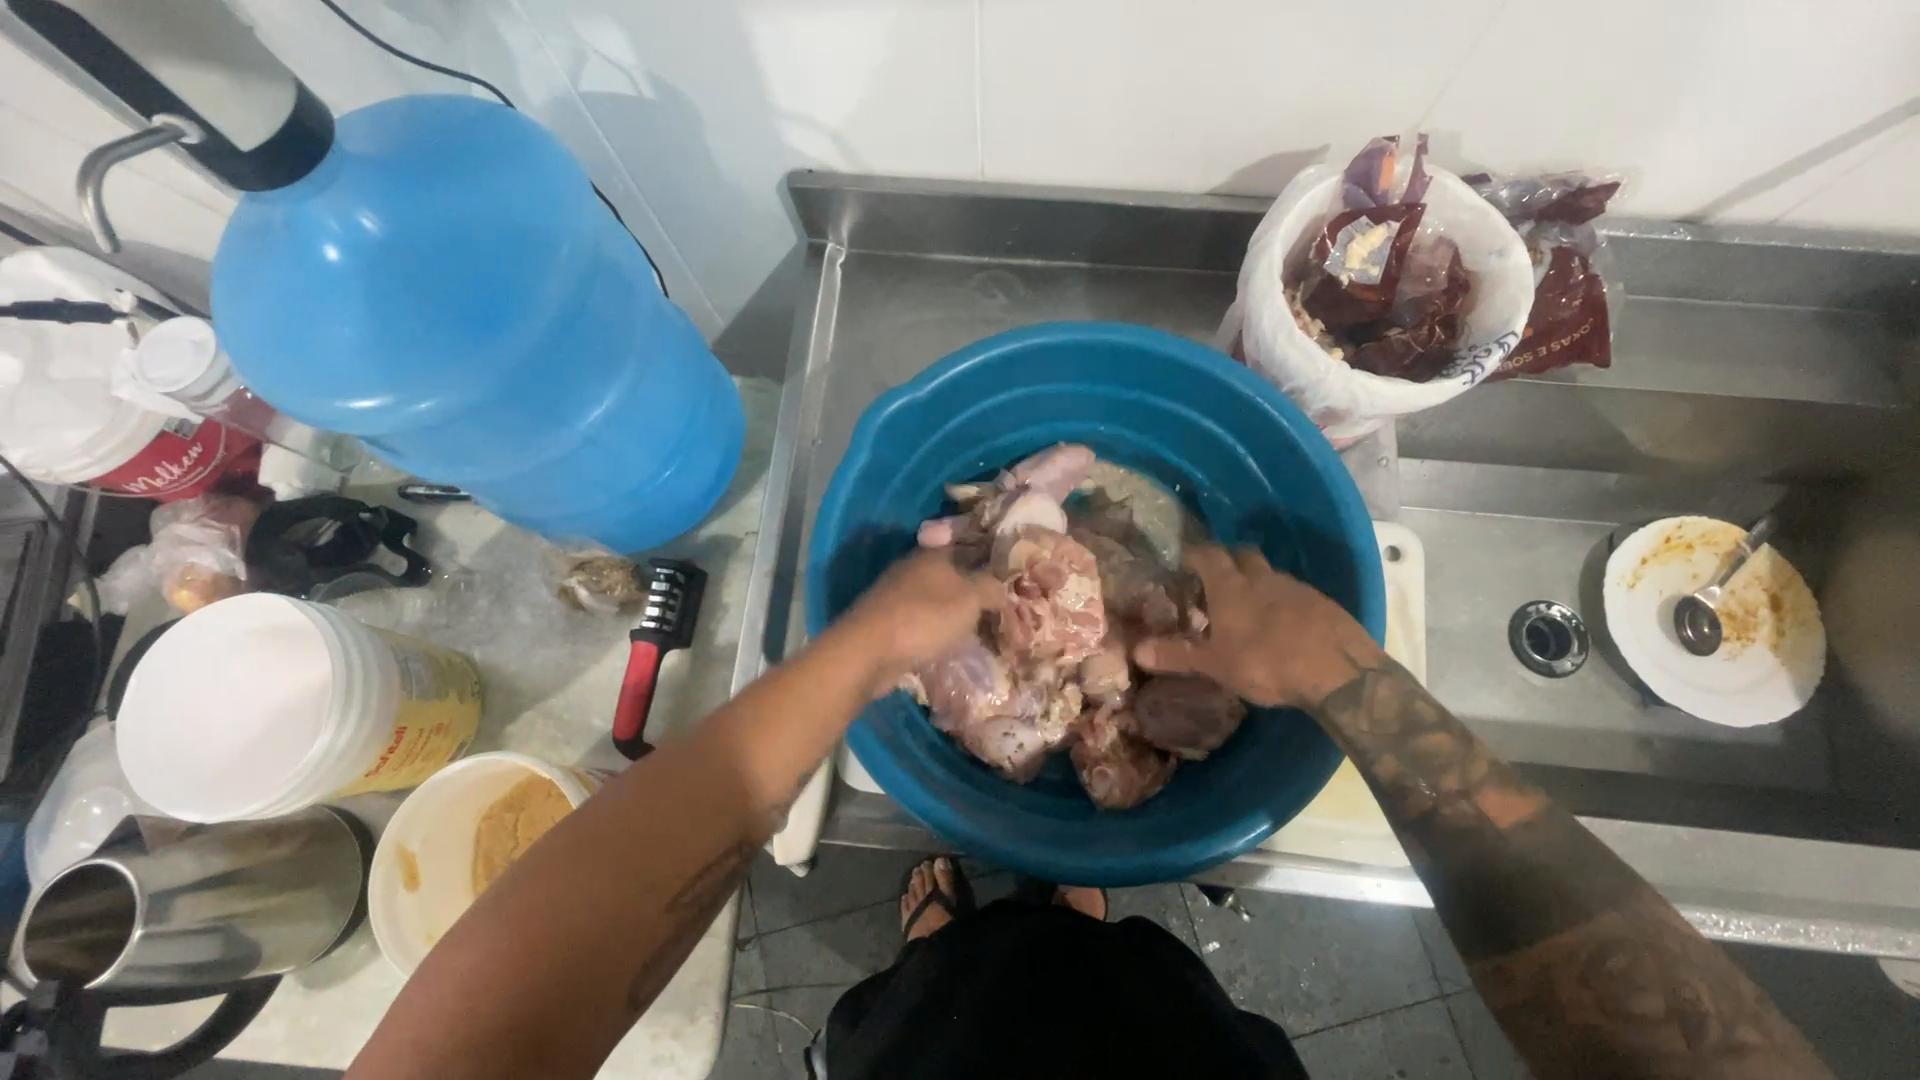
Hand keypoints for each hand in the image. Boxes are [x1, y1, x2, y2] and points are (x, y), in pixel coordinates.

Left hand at [838, 548, 1000, 696]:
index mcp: (932, 554)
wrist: (869, 651)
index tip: (1006, 565)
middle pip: (949, 570)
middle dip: (971, 583)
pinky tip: (950, 641)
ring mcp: (896, 595)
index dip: (985, 550)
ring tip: (979, 624)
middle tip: (998, 600)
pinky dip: (937, 628)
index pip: (963, 541)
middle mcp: (912, 568)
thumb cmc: (925, 617)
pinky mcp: (887, 622)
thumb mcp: (970, 598)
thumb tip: (1002, 586)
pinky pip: (921, 620)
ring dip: (953, 608)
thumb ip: (991, 587)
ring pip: (934, 596)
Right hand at [1133, 544, 1380, 708]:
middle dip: (1227, 560)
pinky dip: (1281, 602)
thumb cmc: (1266, 663)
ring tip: (1246, 608)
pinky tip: (1281, 626)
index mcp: (1231, 587)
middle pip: (1242, 554)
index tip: (1183, 560)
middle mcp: (1263, 578)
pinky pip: (1294, 593)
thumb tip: (1136, 650)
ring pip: (1269, 574)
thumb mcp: (1216, 665)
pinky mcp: (1322, 603)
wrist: (1338, 672)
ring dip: (1256, 582)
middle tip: (1215, 581)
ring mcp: (1296, 588)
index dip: (1194, 554)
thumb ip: (1177, 655)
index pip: (1208, 554)